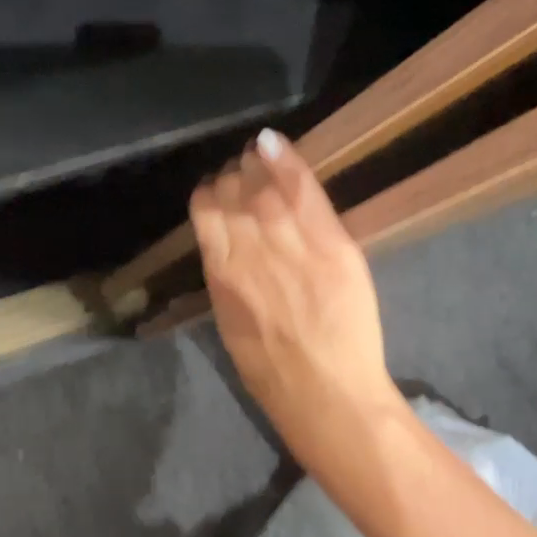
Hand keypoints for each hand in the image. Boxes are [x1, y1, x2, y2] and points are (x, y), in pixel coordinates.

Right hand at [189, 129, 402, 438]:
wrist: (325, 393)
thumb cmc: (271, 370)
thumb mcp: (230, 322)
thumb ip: (227, 279)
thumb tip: (224, 249)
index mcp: (221, 273)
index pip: (205, 213)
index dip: (208, 195)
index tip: (215, 190)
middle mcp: (249, 251)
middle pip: (233, 195)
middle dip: (234, 178)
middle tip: (241, 172)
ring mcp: (291, 245)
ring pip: (264, 188)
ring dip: (257, 166)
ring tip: (256, 156)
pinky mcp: (331, 246)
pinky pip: (305, 193)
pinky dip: (288, 163)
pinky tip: (274, 143)